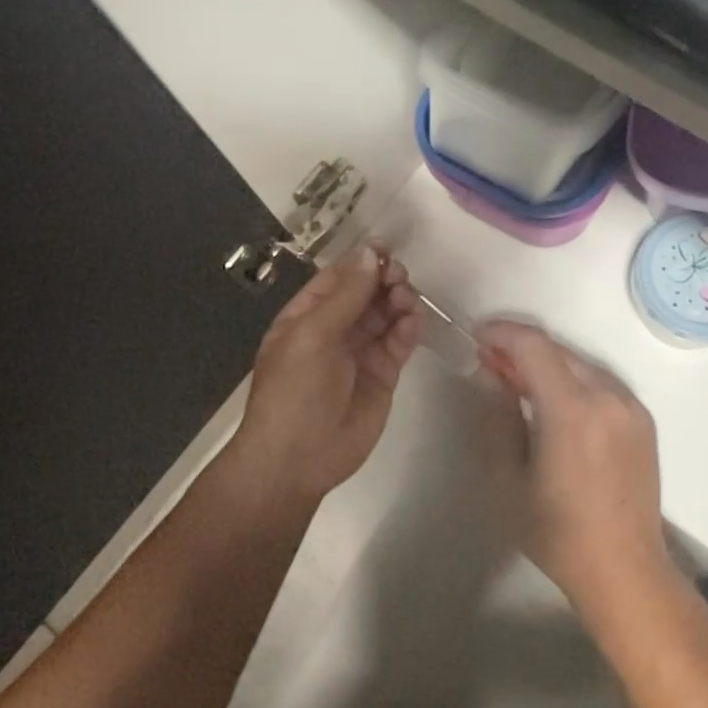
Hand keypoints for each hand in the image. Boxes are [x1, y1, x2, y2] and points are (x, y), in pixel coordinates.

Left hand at [234, 245, 423, 503]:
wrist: (298, 458)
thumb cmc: (294, 391)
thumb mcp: (312, 335)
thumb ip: (347, 296)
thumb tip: (371, 256)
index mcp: (306, 316)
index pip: (337, 278)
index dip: (360, 262)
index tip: (386, 248)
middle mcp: (334, 329)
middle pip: (366, 293)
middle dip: (384, 280)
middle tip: (400, 277)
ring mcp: (360, 352)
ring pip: (386, 314)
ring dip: (398, 301)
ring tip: (406, 300)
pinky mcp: (383, 374)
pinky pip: (400, 342)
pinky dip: (409, 328)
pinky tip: (413, 322)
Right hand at [477, 321, 672, 606]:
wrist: (624, 569)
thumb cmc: (557, 533)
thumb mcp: (509, 478)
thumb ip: (497, 417)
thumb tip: (491, 375)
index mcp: (573, 410)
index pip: (534, 346)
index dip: (502, 333)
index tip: (477, 337)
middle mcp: (608, 397)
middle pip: (559, 352)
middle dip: (521, 349)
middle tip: (489, 364)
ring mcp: (631, 408)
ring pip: (582, 365)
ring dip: (548, 365)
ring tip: (518, 386)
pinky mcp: (643, 422)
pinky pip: (602, 385)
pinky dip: (574, 382)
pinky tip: (554, 405)